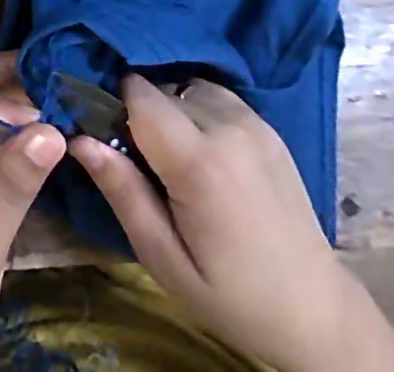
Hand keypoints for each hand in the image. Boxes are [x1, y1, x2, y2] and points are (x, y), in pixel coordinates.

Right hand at [68, 76, 393, 371]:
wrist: (314, 307)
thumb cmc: (230, 294)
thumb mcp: (163, 257)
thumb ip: (122, 191)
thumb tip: (79, 139)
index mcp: (199, 161)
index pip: (138, 93)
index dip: (114, 105)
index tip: (107, 135)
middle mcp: (228, 127)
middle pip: (161, 88)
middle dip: (139, 111)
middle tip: (140, 159)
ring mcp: (253, 122)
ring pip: (186, 86)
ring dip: (169, 108)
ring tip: (172, 155)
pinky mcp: (267, 125)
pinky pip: (214, 95)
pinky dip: (196, 108)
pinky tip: (202, 150)